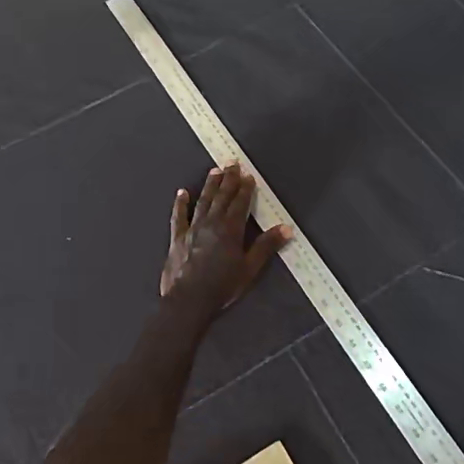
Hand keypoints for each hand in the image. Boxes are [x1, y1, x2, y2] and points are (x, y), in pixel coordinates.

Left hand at [160, 164, 293, 316]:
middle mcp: (211, 223)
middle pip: (221, 197)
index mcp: (230, 229)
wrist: (189, 300)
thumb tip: (286, 228)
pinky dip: (181, 203)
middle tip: (232, 163)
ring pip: (203, 201)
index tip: (248, 175)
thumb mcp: (250, 268)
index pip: (240, 203)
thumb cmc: (223, 286)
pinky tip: (182, 192)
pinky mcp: (178, 238)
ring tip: (215, 170)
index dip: (245, 188)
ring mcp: (192, 229)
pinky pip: (179, 216)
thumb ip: (266, 246)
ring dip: (210, 185)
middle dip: (228, 180)